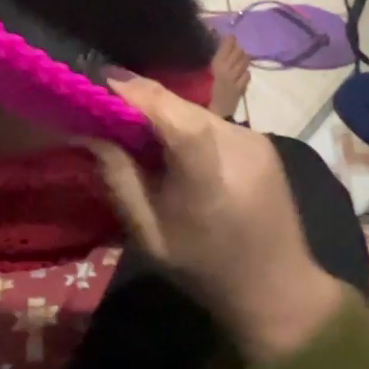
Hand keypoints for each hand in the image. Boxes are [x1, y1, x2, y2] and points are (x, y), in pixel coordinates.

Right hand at [82, 72, 344, 363]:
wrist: (279, 289)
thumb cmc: (205, 268)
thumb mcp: (149, 233)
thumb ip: (119, 178)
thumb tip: (90, 131)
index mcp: (209, 176)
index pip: (173, 115)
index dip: (135, 92)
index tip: (98, 79)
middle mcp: (238, 145)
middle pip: (180, 107)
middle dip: (139, 99)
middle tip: (102, 105)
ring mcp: (255, 139)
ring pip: (194, 110)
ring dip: (162, 112)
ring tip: (132, 126)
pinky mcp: (262, 141)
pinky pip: (210, 121)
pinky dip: (183, 124)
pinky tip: (169, 144)